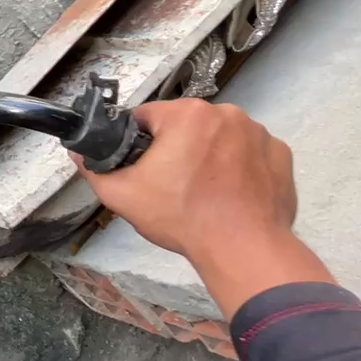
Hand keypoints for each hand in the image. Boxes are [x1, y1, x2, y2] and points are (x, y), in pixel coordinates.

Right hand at [74, 98, 331, 315]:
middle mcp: (227, 113)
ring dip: (205, 153)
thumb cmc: (179, 215)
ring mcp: (260, 132)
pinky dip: (235, 166)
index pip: (146, 116)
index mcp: (187, 115)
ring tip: (199, 189)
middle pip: (184, 124)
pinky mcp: (281, 154)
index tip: (137, 165)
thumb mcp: (119, 194)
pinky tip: (226, 192)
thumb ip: (93, 169)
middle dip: (172, 146)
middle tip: (165, 181)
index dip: (134, 140)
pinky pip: (247, 152)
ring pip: (216, 136)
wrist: (242, 247)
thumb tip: (79, 154)